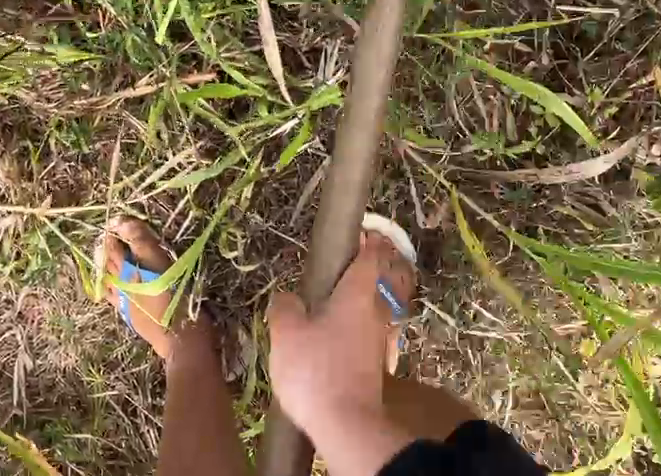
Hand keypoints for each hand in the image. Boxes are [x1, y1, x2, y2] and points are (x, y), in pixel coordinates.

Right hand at [267, 234, 412, 475]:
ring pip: (359, 316)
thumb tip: (287, 297)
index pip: (368, 256)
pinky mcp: (372, 370)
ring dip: (342, 314)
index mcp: (356, 293)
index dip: (363, 242)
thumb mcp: (286, 332)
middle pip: (364, 287)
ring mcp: (376, 343)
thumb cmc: (316, 369)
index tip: (356, 233)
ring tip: (314, 318)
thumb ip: (285, 307)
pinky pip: (356, 342)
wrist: (348, 427)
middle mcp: (373, 312)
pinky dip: (342, 339)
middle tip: (319, 282)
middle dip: (345, 282)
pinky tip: (321, 350)